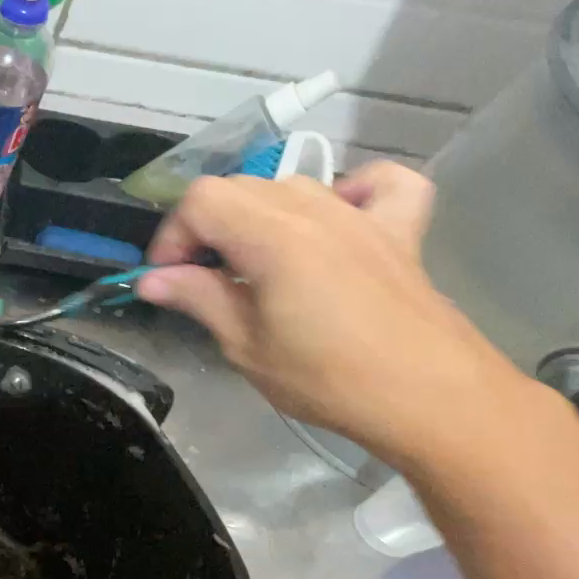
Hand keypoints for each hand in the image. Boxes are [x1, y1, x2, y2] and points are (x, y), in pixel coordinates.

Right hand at [134, 162, 532, 466]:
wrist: (427, 395)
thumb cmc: (326, 378)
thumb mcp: (244, 346)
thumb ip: (198, 299)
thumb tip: (151, 279)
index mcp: (275, 238)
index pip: (203, 201)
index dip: (173, 236)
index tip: (167, 279)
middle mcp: (318, 211)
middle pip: (240, 188)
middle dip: (205, 227)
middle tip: (198, 279)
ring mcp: (362, 215)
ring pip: (290, 186)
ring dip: (257, 216)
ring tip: (251, 265)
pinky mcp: (399, 229)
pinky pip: (377, 183)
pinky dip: (348, 191)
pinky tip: (332, 221)